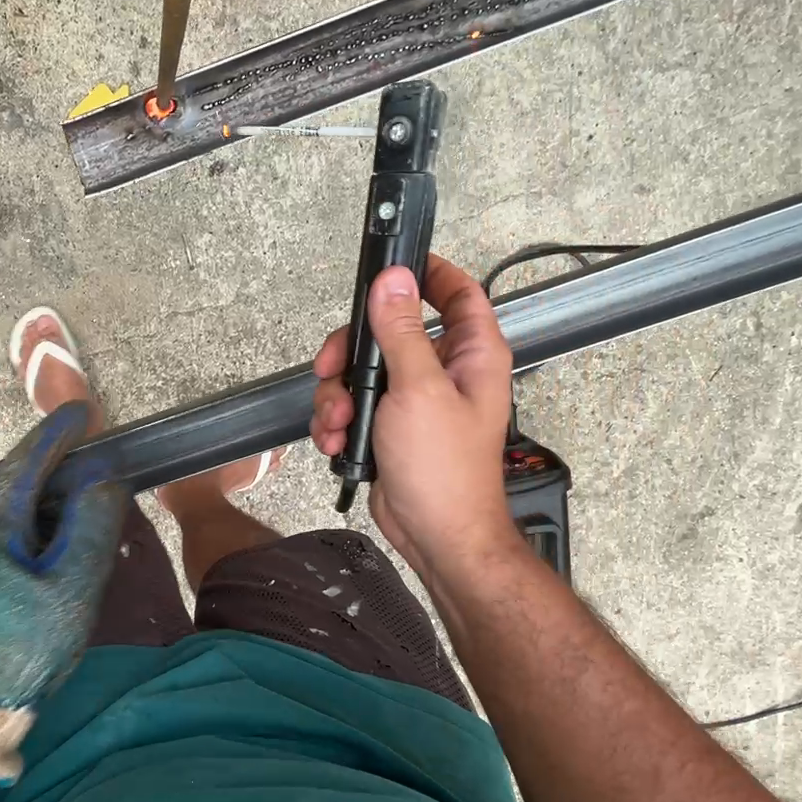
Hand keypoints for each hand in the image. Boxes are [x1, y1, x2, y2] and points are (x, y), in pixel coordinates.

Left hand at [0, 401, 127, 708]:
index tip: (84, 412)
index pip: (25, 463)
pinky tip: (63, 522)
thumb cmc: (30, 643)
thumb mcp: (73, 584)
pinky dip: (40, 512)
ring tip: (85, 480)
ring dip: (47, 485)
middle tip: (91, 444)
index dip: (56, 434)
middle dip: (52, 456)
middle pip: (15, 477)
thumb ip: (91, 524)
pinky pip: (11, 524)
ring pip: (13, 500)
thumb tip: (103, 478)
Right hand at [310, 257, 520, 576]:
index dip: (427, 273)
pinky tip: (338, 443)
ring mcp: (411, 400)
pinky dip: (336, 422)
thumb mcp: (417, 389)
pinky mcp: (385, 426)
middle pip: (386, 332)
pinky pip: (350, 406)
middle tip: (332, 370)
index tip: (389, 266)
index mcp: (470, 354)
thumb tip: (393, 280)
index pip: (457, 292)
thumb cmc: (443, 467)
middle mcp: (442, 372)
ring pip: (359, 372)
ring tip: (338, 425)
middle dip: (350, 354)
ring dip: (336, 397)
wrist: (433, 534)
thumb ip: (402, 331)